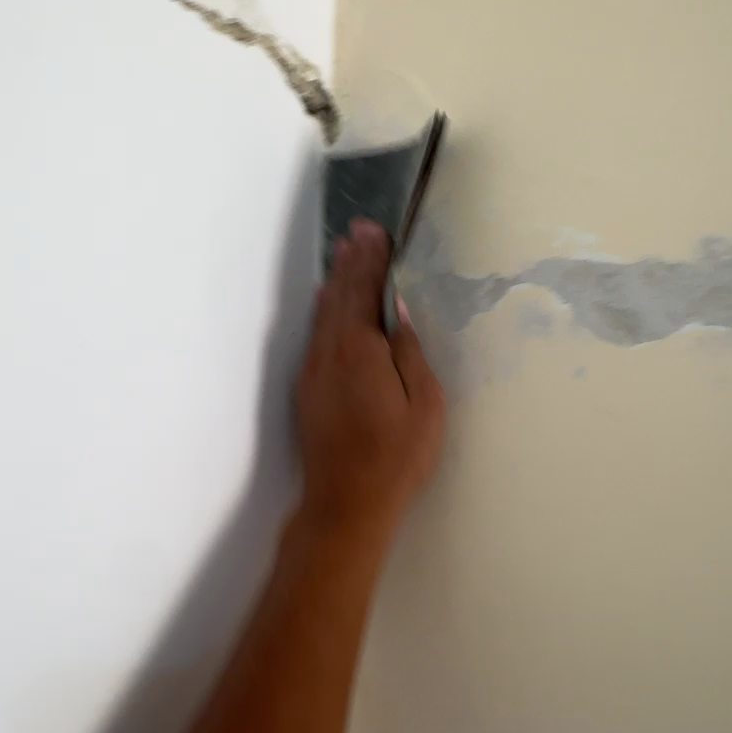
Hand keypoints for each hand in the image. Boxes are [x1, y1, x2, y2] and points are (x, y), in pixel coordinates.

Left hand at [294, 220, 445, 543]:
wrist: (346, 503)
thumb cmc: (396, 456)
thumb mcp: (423, 404)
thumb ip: (409, 351)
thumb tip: (397, 309)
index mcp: (360, 350)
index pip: (365, 291)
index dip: (371, 260)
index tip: (375, 231)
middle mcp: (329, 352)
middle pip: (340, 295)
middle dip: (351, 261)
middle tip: (358, 229)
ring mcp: (313, 370)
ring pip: (324, 313)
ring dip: (336, 280)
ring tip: (344, 251)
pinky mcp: (308, 387)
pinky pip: (317, 332)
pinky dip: (326, 307)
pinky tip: (329, 300)